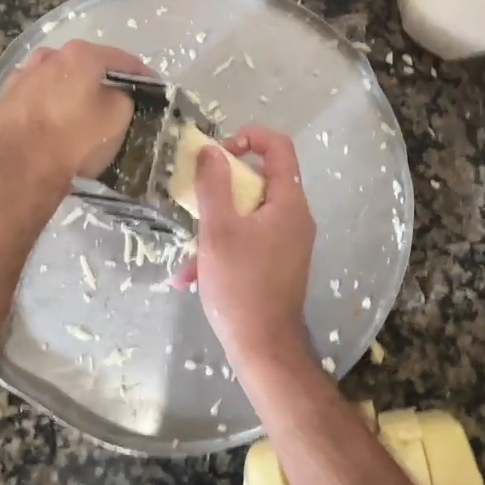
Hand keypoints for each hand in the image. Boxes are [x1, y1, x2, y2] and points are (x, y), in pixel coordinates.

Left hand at [0, 40, 144, 187]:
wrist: (18, 171)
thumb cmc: (75, 140)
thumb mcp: (119, 117)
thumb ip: (123, 96)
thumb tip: (114, 94)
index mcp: (79, 54)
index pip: (120, 59)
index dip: (140, 73)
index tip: (152, 84)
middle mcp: (48, 57)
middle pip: (84, 65)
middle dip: (101, 79)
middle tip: (117, 97)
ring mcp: (21, 77)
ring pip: (56, 80)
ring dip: (71, 91)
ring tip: (82, 111)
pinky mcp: (3, 101)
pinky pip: (36, 99)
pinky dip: (48, 106)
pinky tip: (54, 124)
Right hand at [176, 126, 316, 368]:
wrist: (264, 348)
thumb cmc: (241, 286)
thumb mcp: (218, 231)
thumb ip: (214, 185)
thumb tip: (211, 150)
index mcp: (289, 203)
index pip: (279, 147)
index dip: (250, 136)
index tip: (219, 149)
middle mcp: (296, 218)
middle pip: (261, 181)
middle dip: (223, 188)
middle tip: (198, 196)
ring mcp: (290, 243)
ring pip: (250, 216)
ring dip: (216, 226)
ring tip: (188, 255)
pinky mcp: (280, 264)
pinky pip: (251, 242)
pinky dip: (224, 250)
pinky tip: (193, 277)